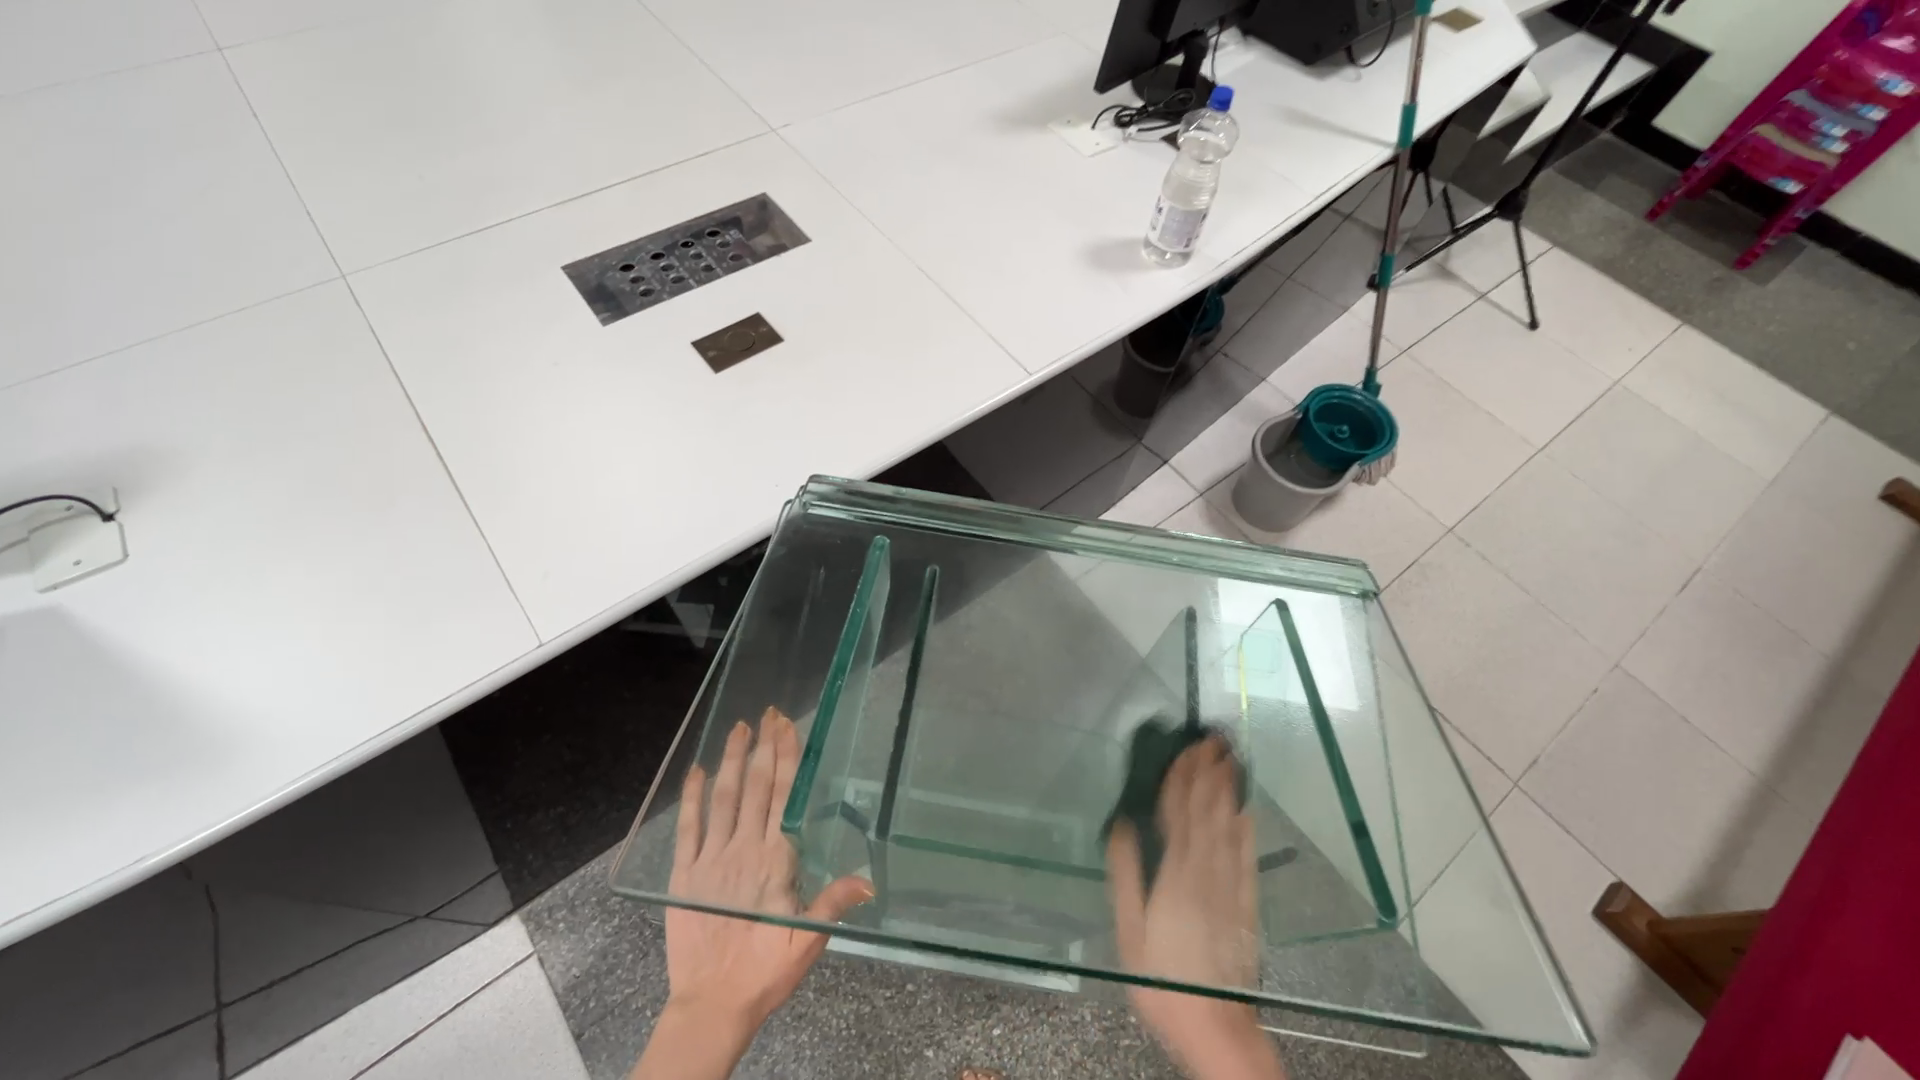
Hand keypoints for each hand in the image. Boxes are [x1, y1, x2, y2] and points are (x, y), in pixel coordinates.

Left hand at [632, 708, 871, 1079]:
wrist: (712, 1004)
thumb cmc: (766, 971)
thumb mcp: (809, 940)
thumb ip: (835, 903)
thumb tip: (868, 879)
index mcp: (775, 860)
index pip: (783, 796)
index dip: (786, 758)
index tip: (786, 727)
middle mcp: (743, 849)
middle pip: (756, 787)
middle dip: (764, 747)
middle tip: (769, 714)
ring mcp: (711, 858)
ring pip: (723, 798)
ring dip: (733, 760)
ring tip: (739, 728)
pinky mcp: (684, 874)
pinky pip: (689, 828)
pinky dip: (692, 797)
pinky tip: (697, 771)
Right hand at [1108, 737, 1286, 1079]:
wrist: (1216, 1023)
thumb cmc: (1163, 978)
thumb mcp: (1131, 931)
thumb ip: (1127, 875)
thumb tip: (1123, 827)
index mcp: (1176, 875)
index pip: (1180, 813)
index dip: (1182, 778)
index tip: (1184, 748)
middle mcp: (1208, 871)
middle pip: (1209, 811)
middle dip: (1209, 772)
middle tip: (1213, 739)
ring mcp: (1232, 885)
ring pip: (1230, 825)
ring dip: (1228, 789)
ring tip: (1229, 759)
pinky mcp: (1248, 902)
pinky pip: (1248, 854)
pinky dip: (1247, 826)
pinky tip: (1247, 809)